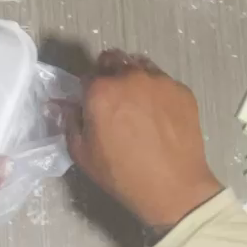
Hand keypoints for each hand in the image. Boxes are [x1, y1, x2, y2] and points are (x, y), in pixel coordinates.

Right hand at [67, 50, 222, 229]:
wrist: (173, 187)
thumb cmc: (121, 174)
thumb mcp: (82, 154)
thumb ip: (69, 122)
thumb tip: (64, 105)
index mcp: (101, 91)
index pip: (86, 75)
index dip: (86, 89)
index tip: (90, 103)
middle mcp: (129, 76)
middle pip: (113, 60)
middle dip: (108, 73)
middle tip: (112, 98)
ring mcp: (159, 81)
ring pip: (140, 65)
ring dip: (132, 76)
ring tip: (136, 102)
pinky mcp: (182, 90)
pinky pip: (163, 81)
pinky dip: (156, 90)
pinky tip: (158, 113)